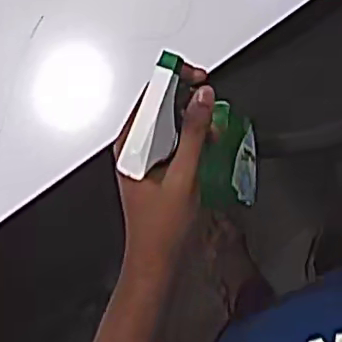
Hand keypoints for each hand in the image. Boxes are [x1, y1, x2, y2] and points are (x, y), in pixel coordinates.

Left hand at [111, 62, 214, 272]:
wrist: (156, 266)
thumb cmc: (161, 229)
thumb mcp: (183, 175)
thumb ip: (195, 133)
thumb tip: (202, 97)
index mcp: (130, 146)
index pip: (151, 97)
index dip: (175, 79)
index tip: (198, 76)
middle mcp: (134, 147)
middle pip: (160, 104)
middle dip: (188, 96)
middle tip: (210, 95)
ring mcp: (145, 155)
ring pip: (170, 119)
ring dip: (194, 116)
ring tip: (211, 127)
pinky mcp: (158, 163)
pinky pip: (175, 135)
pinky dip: (193, 132)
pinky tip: (208, 142)